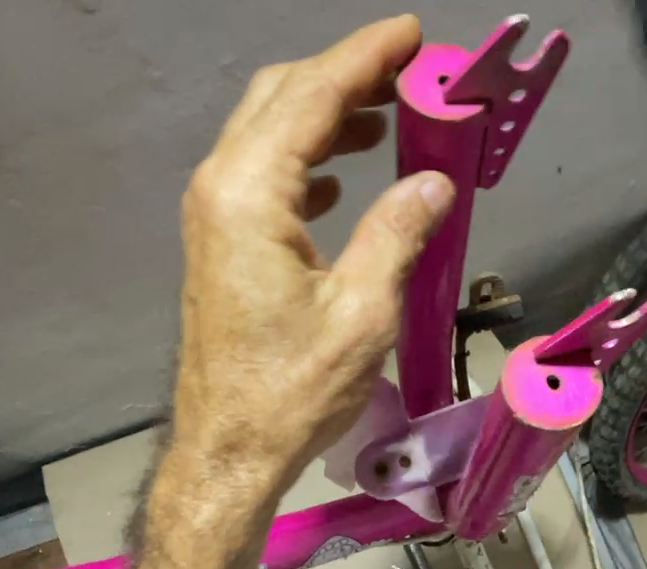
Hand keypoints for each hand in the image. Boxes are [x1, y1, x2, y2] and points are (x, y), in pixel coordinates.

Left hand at [173, 16, 454, 498]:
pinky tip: (342, 181)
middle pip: (280, 101)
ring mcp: (213, 218)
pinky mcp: (220, 248)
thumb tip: (433, 182)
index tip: (411, 35)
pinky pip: (264, 179)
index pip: (311, 97)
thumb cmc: (294, 391)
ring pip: (269, 137)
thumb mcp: (362, 313)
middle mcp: (220, 190)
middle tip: (405, 72)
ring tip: (384, 118)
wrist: (230, 449)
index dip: (365, 58)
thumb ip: (397, 234)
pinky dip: (307, 164)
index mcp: (250, 195)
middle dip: (343, 77)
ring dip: (325, 118)